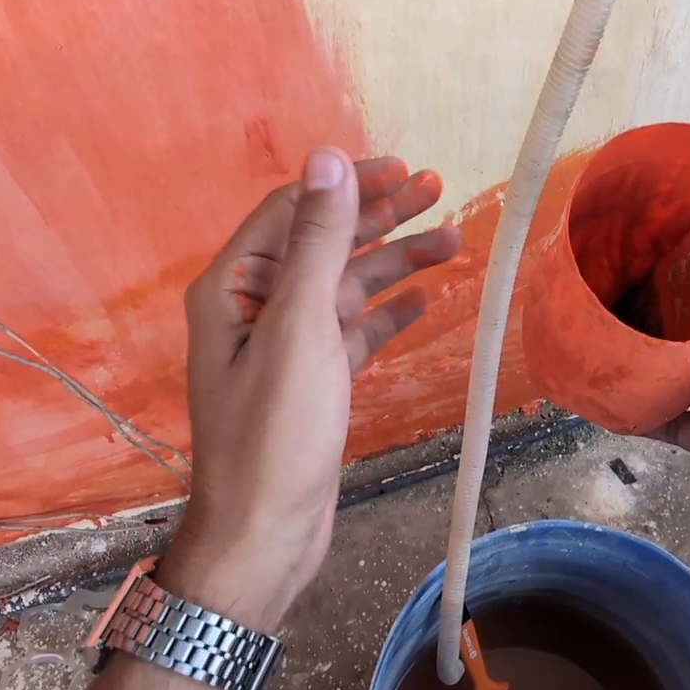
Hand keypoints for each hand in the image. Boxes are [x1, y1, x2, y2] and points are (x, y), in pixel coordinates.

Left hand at [162, 147, 461, 627]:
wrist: (267, 531)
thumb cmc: (277, 430)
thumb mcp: (300, 327)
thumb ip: (318, 242)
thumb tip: (327, 158)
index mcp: (236, 285)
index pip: (294, 212)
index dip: (346, 185)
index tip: (402, 170)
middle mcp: (257, 307)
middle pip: (326, 244)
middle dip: (381, 217)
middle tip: (438, 191)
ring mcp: (288, 346)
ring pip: (348, 288)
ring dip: (397, 264)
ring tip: (453, 241)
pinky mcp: (315, 379)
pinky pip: (355, 332)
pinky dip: (389, 314)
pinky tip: (425, 300)